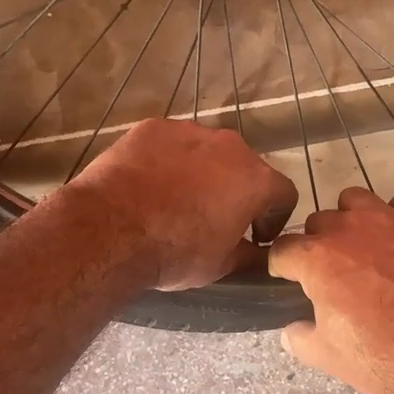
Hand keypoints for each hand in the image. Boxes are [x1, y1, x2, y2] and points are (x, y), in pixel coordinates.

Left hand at [64, 119, 297, 289]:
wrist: (110, 229)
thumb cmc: (174, 252)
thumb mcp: (221, 265)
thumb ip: (249, 254)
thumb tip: (259, 253)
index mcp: (256, 180)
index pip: (284, 194)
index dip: (274, 218)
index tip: (257, 236)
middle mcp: (230, 147)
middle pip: (244, 168)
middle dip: (236, 191)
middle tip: (215, 218)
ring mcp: (190, 131)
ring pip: (206, 152)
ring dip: (202, 172)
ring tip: (176, 200)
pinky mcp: (152, 127)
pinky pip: (170, 144)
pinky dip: (167, 161)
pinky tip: (148, 185)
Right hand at [268, 187, 393, 393]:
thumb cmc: (386, 359)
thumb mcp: (329, 358)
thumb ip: (300, 338)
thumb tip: (291, 328)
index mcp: (317, 259)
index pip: (282, 249)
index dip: (282, 266)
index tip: (289, 278)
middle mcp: (349, 228)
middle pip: (318, 221)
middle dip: (318, 243)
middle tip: (333, 273)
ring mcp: (390, 219)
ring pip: (356, 199)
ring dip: (353, 218)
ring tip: (365, 245)